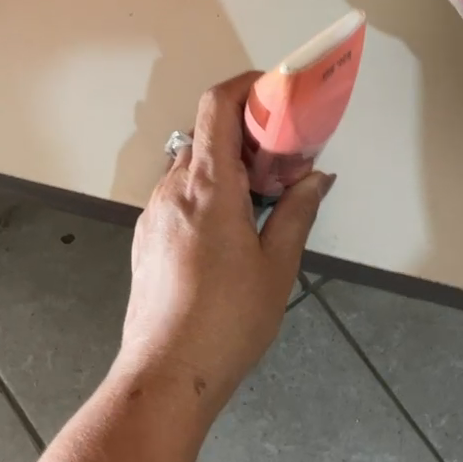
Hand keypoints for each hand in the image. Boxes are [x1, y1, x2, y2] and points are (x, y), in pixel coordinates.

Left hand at [119, 73, 332, 407]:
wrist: (166, 374)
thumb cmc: (228, 320)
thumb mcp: (277, 266)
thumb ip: (297, 212)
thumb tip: (316, 178)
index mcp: (207, 187)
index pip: (216, 106)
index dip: (245, 87)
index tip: (275, 92)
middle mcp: (172, 190)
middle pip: (205, 136)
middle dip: (246, 136)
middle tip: (284, 160)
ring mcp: (153, 214)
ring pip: (191, 168)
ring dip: (227, 167)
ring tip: (262, 200)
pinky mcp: (146, 239)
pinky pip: (178, 196)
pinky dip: (207, 193)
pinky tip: (231, 231)